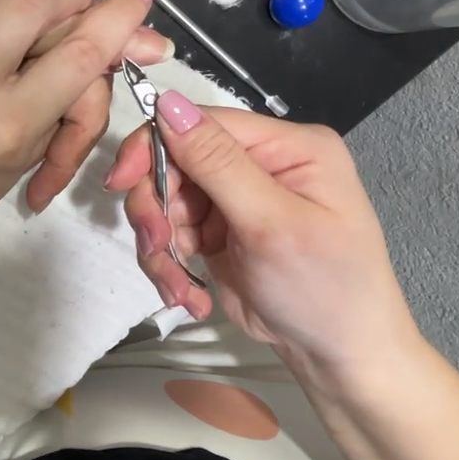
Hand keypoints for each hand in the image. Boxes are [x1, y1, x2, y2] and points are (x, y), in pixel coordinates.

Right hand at [105, 100, 421, 372]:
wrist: (339, 357)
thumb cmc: (324, 288)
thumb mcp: (270, 224)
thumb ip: (216, 163)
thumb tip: (166, 102)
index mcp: (287, 147)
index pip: (201, 124)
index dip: (153, 146)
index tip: (119, 182)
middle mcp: (258, 164)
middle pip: (173, 164)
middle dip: (156, 209)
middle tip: (157, 247)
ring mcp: (234, 200)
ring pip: (163, 203)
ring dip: (160, 247)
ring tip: (180, 289)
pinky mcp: (216, 233)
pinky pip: (169, 235)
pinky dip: (169, 266)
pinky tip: (190, 295)